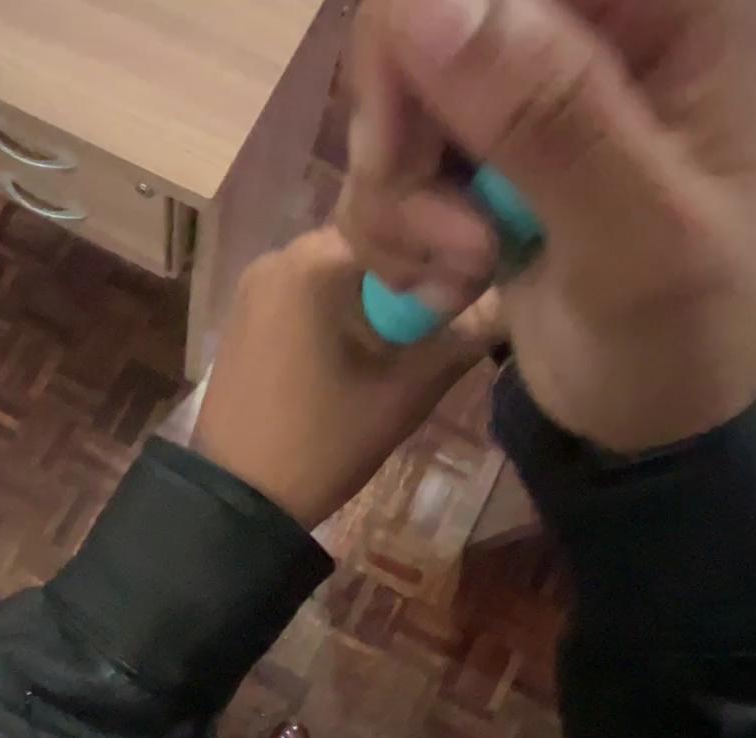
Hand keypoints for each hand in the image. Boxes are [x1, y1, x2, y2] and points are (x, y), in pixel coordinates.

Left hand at [192, 228, 502, 529]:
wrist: (239, 498)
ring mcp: (255, 284)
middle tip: (441, 321)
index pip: (406, 221)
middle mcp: (279, 254)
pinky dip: (338, 311)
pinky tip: (352, 351)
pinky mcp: (244, 314)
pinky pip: (307, 293)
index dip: (448, 250)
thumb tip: (517, 290)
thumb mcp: (406, 392)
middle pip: (371, 242)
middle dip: (410, 277)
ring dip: (374, 297)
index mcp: (315, 260)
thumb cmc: (323, 445)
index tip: (476, 285)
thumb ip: (465, 333)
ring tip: (396, 344)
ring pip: (339, 270)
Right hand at [339, 0, 755, 451]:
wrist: (655, 413)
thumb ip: (549, 118)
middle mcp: (577, 30)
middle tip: (451, 239)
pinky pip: (379, 172)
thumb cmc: (684, 336)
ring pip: (383, 106)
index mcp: (663, 3)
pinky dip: (391, 238)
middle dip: (403, 146)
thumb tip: (421, 4)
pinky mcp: (469, 166)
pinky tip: (446, 285)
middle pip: (412, 27)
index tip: (411, 144)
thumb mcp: (637, 238)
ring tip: (461, 276)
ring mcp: (514, 99)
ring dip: (397, 210)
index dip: (422, 38)